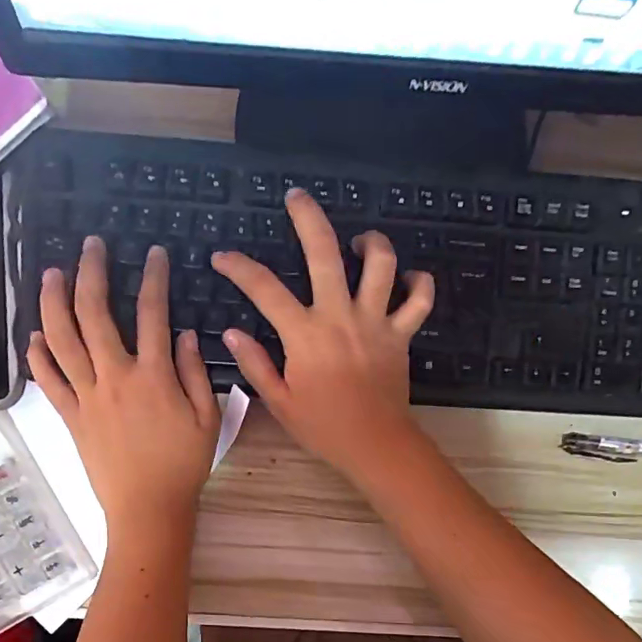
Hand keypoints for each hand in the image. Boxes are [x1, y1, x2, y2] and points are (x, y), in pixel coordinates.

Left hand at [28, 237, 221, 527]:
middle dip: (91, 273)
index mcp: (153, 377)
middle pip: (95, 314)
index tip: (152, 253)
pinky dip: (39, 357)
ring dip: (54, 302)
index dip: (152, 278)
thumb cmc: (183, 466)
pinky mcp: (71, 418)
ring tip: (52, 274)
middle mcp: (115, 378)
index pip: (152, 313)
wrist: (148, 508)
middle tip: (90, 246)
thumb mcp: (206, 419)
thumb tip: (183, 334)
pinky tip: (35, 336)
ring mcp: (88, 397)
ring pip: (63, 340)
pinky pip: (49, 382)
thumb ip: (194, 373)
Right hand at [211, 189, 434, 476]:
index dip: (239, 267)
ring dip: (371, 242)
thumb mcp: (280, 401)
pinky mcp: (401, 334)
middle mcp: (340, 317)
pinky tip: (409, 278)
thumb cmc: (324, 427)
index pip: (264, 289)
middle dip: (308, 218)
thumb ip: (256, 363)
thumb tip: (233, 333)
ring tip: (360, 240)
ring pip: (382, 265)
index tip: (222, 256)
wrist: (375, 444)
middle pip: (325, 253)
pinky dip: (419, 283)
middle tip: (297, 197)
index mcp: (305, 335)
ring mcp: (375, 322)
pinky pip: (419, 300)